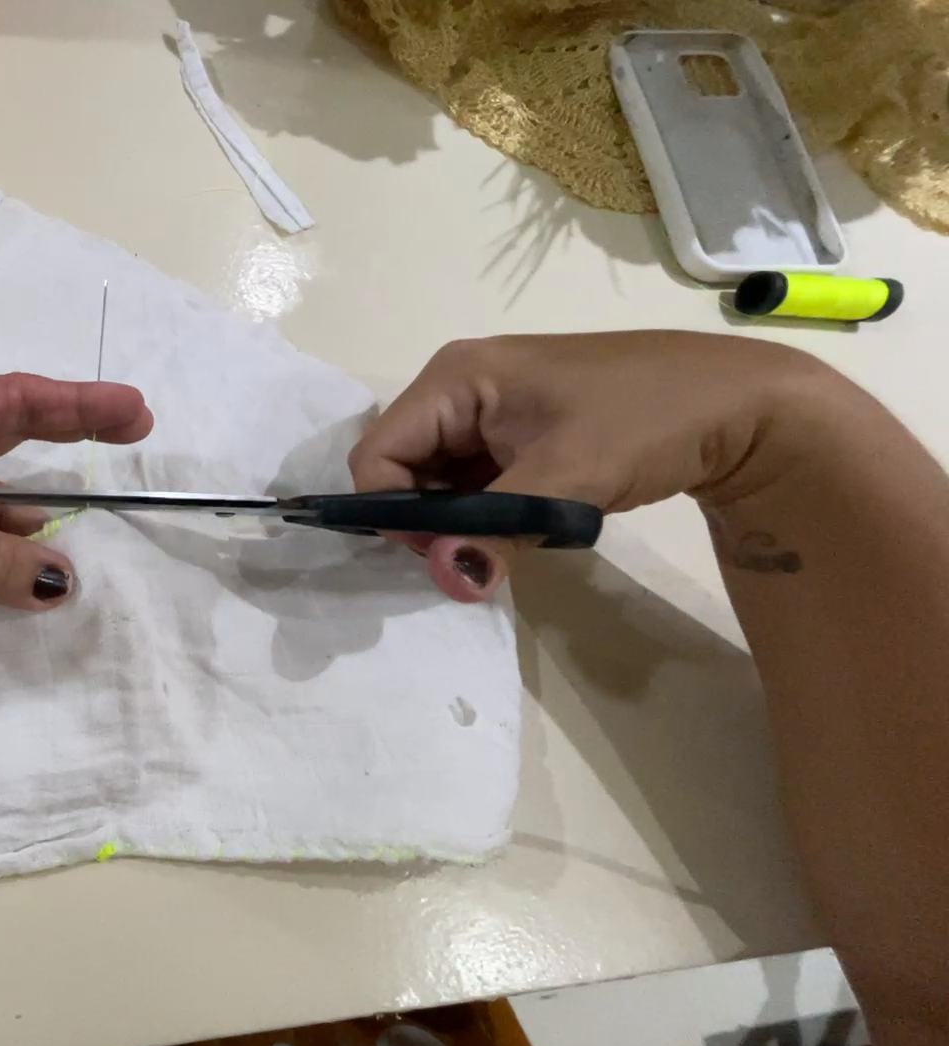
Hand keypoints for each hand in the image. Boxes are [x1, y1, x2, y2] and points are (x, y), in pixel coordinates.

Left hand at [0, 375, 153, 658]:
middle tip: (135, 432)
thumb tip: (65, 582)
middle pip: (12, 433)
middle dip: (71, 435)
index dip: (78, 405)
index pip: (13, 401)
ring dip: (39, 507)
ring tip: (93, 519)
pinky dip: (11, 545)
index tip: (133, 411)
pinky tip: (42, 560)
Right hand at [348, 331, 836, 601]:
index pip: (377, 454)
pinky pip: (462, 475)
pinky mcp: (504, 426)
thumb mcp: (569, 479)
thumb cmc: (654, 422)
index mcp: (454, 377)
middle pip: (398, 466)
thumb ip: (495, 531)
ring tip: (509, 529)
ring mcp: (480, 406)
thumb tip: (450, 584)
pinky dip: (479, 506)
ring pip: (428, 476)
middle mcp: (455, 386)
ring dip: (456, 515)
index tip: (445, 546)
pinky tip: (518, 514)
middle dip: (427, 515)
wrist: (751, 407)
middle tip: (481, 544)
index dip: (394, 508)